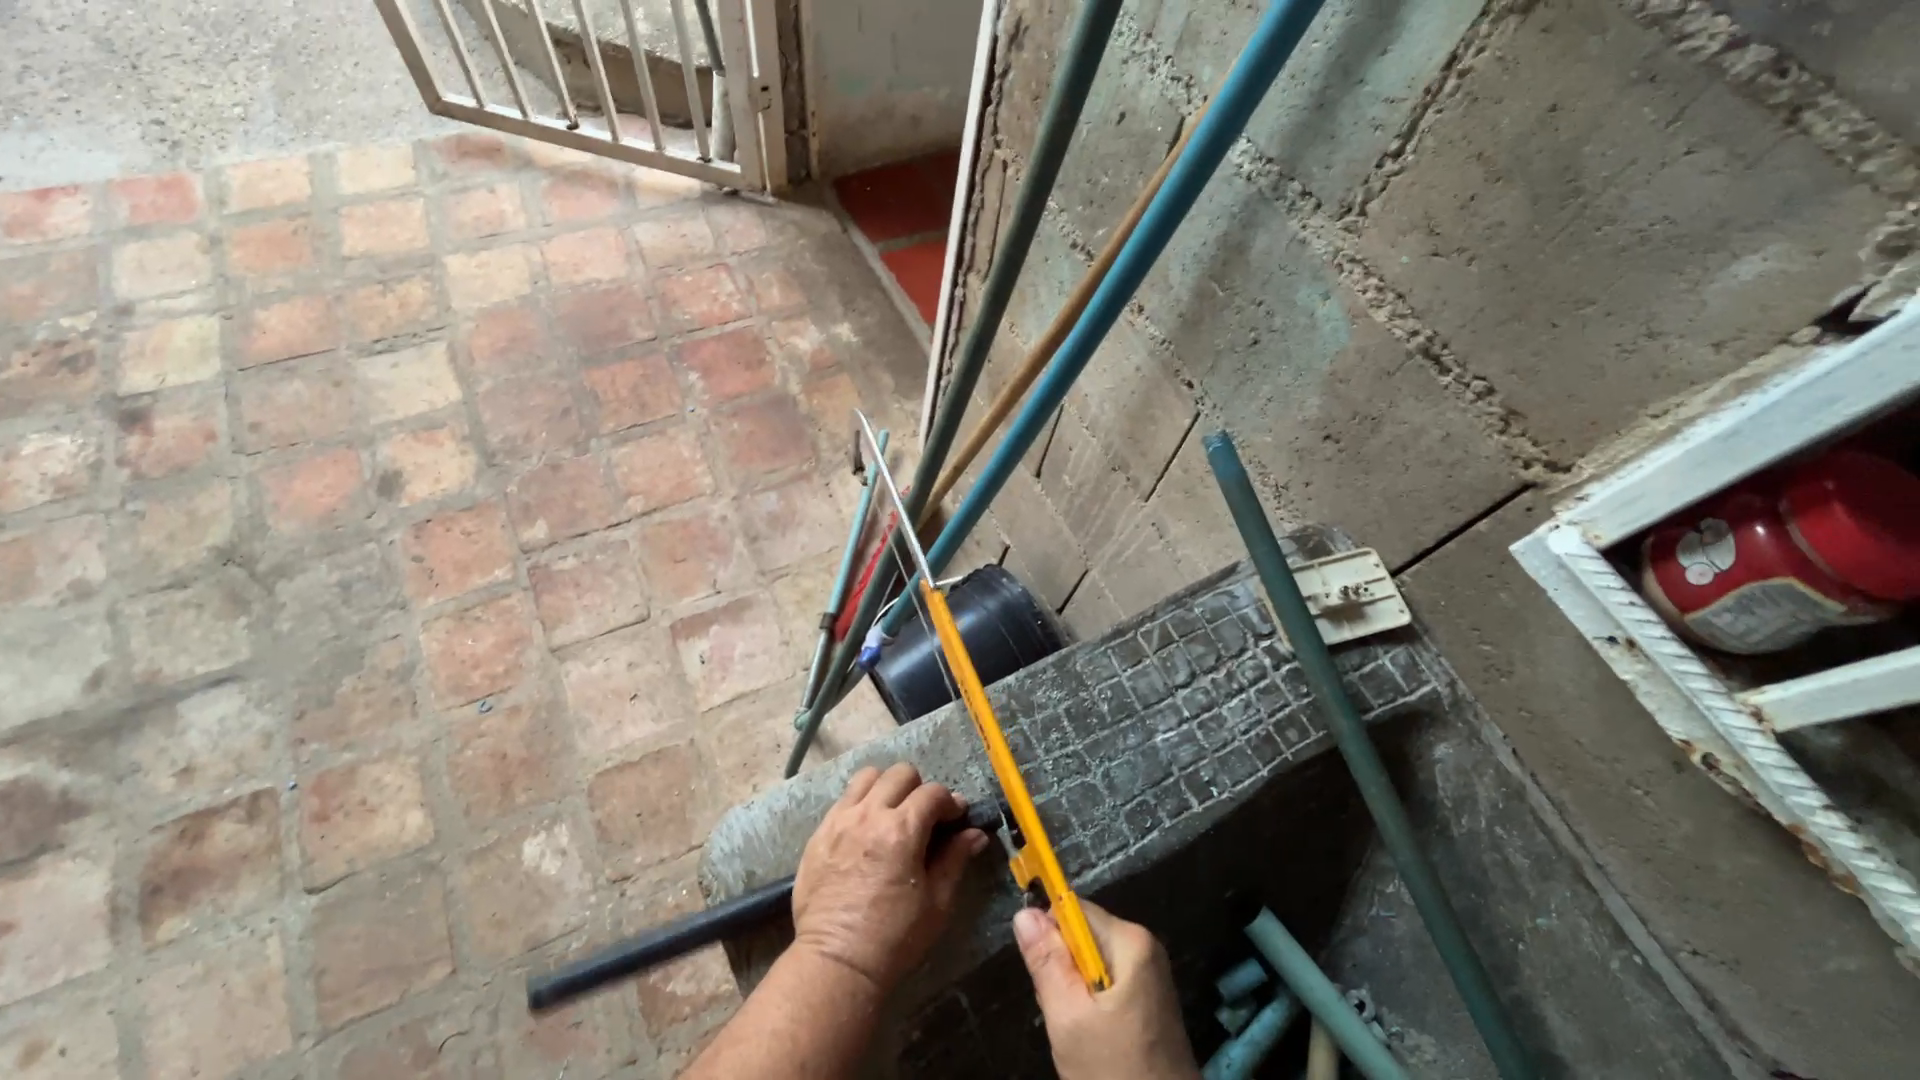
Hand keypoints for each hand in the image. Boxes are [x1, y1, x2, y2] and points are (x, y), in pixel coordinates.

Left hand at [791, 763, 989, 991]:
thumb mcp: (937, 902)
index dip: (950, 803)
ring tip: (891, 815)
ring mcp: (839, 821)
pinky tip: (866, 833)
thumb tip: (975, 834)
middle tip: (924, 817)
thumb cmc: (895, 937)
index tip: (956, 819)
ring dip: (885, 789)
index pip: (933, 792)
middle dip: (919, 789)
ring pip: (866, 777)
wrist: (838, 962)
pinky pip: (842, 801)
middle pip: (899, 773)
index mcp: (902, 830)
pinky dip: (860, 805)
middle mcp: (869, 815)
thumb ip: (955, 859)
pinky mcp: (818, 834)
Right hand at [1015, 901, 1200, 1079]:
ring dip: (1073, 992)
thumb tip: (1024, 912)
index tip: (1041, 973)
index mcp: (1130, 940)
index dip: (1048, 936)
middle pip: (1082, 936)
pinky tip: (1091, 1038)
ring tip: (1076, 1031)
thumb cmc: (1114, 1071)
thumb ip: (1046, 962)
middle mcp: (1144, 947)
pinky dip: (1090, 1007)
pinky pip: (1106, 985)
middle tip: (1060, 1011)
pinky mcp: (1148, 999)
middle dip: (1061, 969)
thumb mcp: (1069, 1017)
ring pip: (1090, 964)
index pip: (1073, 909)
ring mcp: (1149, 974)